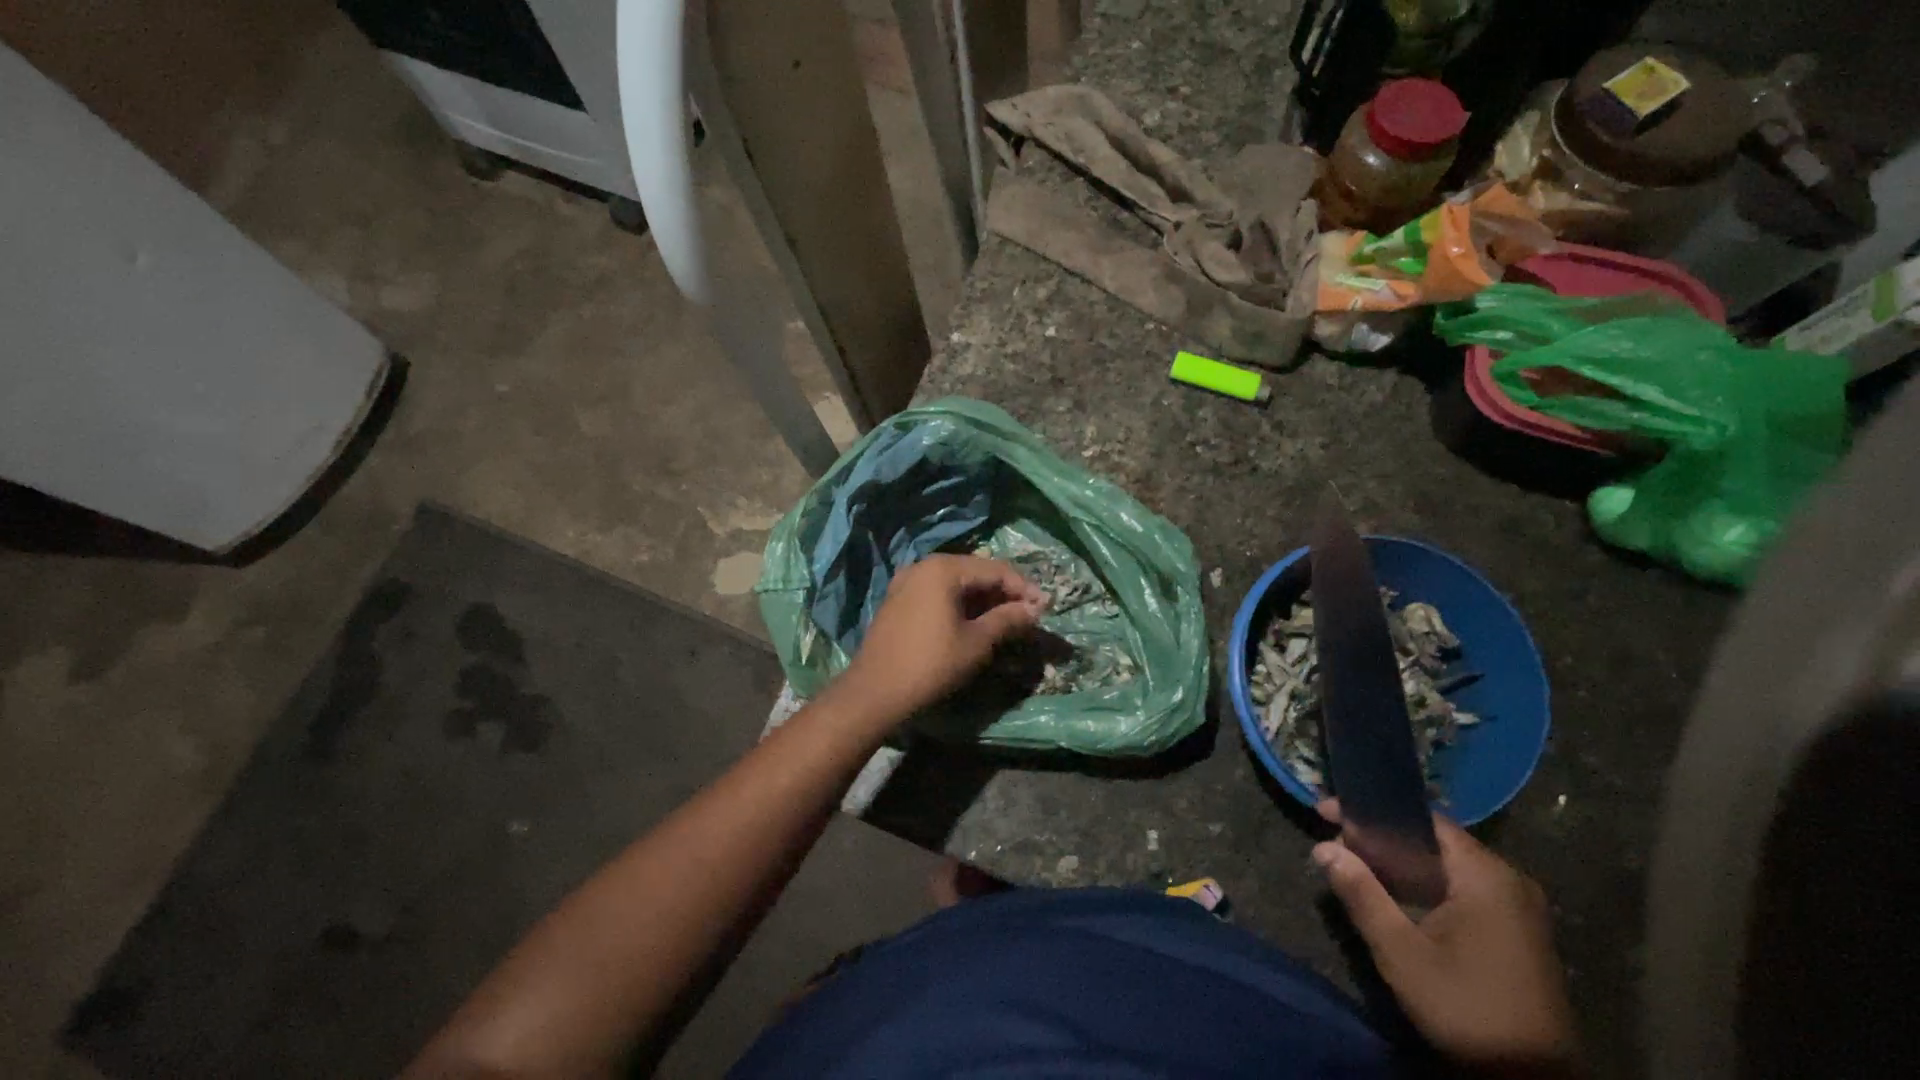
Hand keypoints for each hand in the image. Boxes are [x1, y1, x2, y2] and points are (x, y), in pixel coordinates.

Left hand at [826, 555, 1044, 732]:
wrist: (875, 692)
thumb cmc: (931, 664)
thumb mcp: (977, 642)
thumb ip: (1008, 619)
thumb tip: (1034, 609)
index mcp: (943, 568)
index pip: (996, 570)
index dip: (1024, 588)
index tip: (1045, 608)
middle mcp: (923, 566)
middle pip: (975, 573)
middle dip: (1004, 593)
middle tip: (1029, 615)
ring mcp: (906, 582)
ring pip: (956, 584)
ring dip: (983, 600)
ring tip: (1006, 622)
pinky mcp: (898, 601)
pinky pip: (938, 594)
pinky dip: (960, 605)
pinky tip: (975, 623)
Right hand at [1314, 801, 1577, 1073]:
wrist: (1531, 1078)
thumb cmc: (1463, 1005)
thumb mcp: (1401, 952)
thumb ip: (1362, 894)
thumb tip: (1322, 848)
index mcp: (1485, 875)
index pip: (1422, 821)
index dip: (1372, 813)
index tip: (1327, 811)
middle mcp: (1508, 879)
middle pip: (1436, 842)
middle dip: (1383, 839)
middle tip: (1335, 840)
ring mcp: (1518, 906)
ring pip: (1449, 867)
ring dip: (1403, 864)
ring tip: (1355, 863)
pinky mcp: (1518, 930)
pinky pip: (1465, 889)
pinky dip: (1427, 885)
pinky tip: (1396, 894)